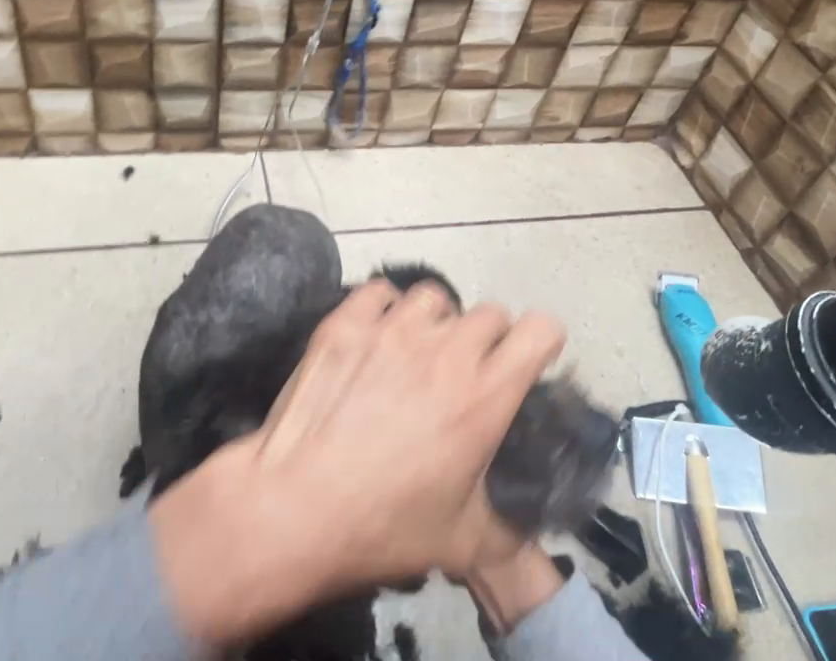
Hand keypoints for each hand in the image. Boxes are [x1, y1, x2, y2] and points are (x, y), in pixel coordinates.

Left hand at [151, 279, 565, 645]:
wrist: (294, 507)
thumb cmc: (383, 527)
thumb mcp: (464, 542)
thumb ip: (511, 528)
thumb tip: (529, 527)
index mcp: (486, 395)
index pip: (541, 330)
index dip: (540, 345)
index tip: (526, 364)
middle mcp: (445, 350)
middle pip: (490, 313)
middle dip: (489, 339)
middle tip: (466, 373)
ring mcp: (390, 330)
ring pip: (434, 298)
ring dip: (437, 322)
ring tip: (417, 352)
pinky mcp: (343, 324)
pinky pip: (378, 292)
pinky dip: (384, 309)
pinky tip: (375, 336)